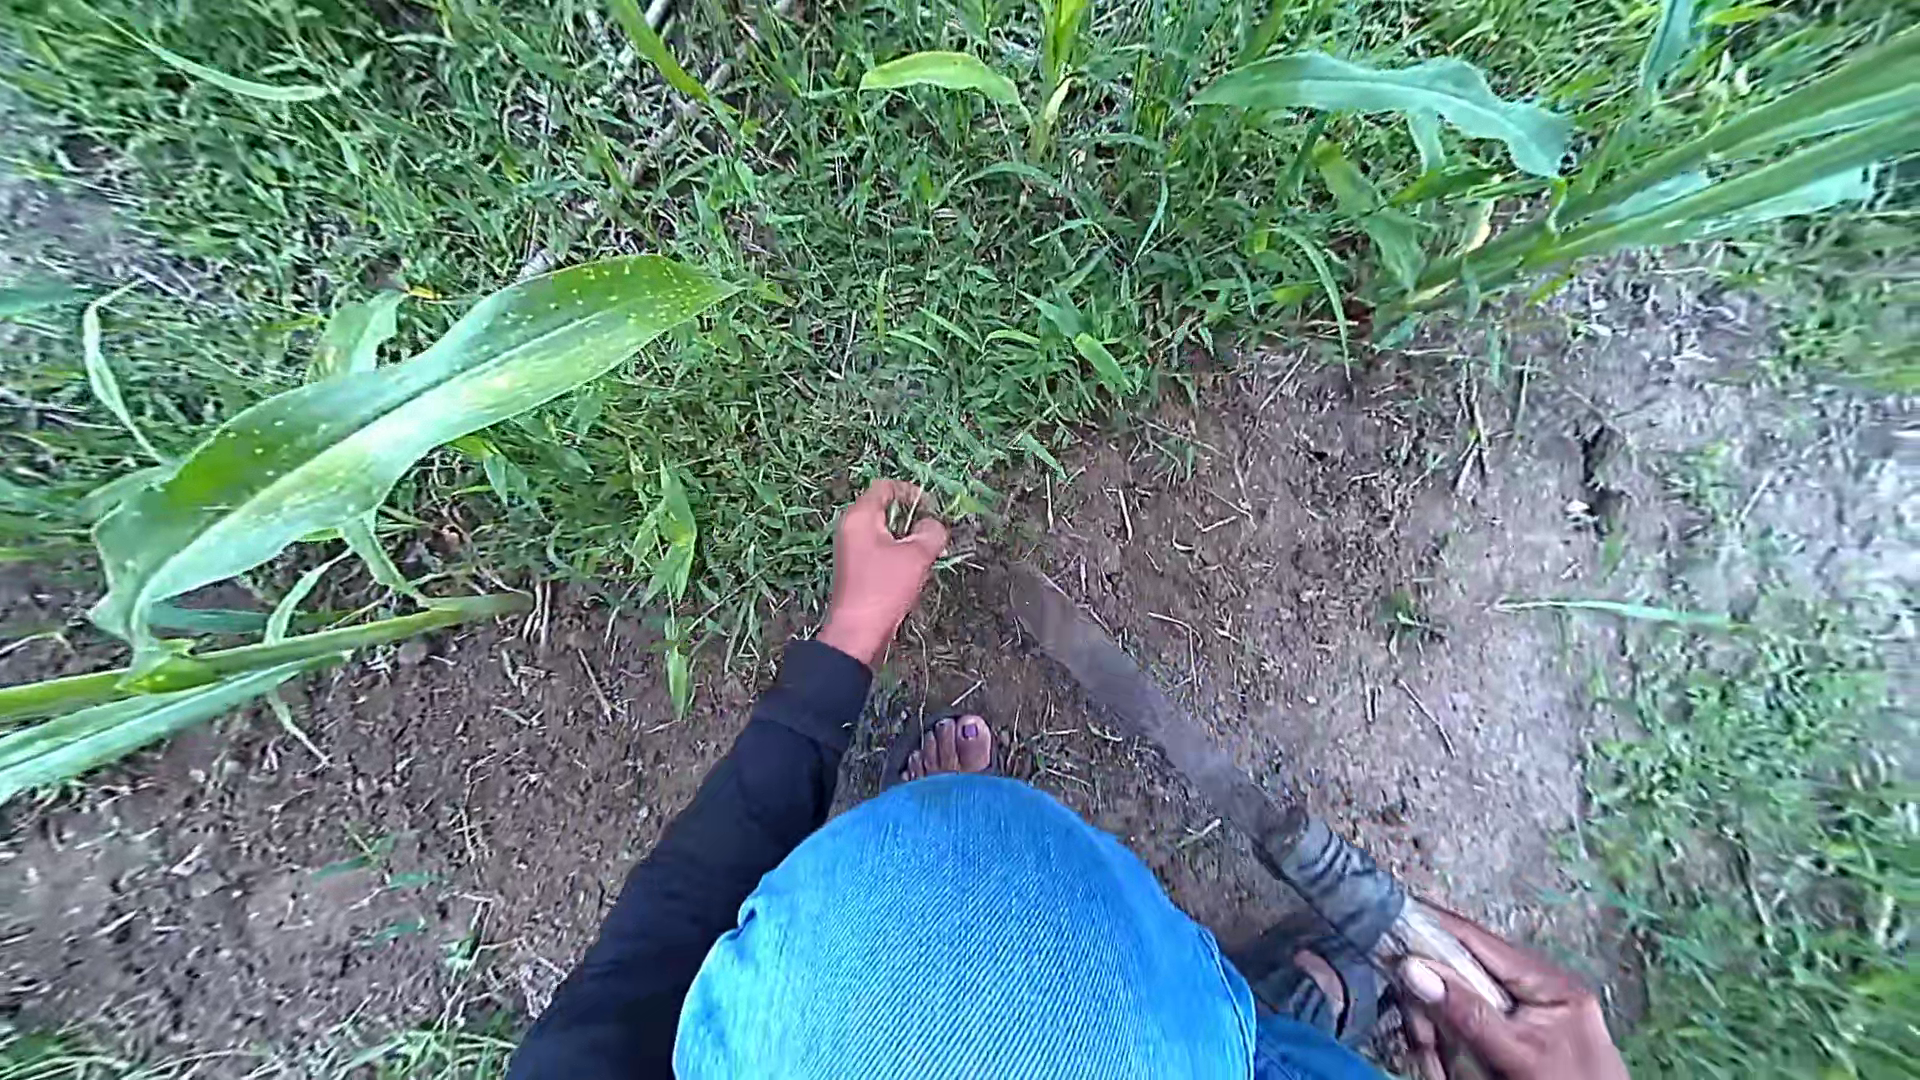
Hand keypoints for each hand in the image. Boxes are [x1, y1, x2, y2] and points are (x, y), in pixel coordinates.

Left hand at [815, 478, 947, 667]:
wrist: (857, 632)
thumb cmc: (883, 589)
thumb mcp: (916, 556)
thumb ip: (931, 532)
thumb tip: (934, 526)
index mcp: (859, 517)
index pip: (885, 487)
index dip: (911, 491)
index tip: (931, 508)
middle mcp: (851, 529)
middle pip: (885, 508)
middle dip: (912, 518)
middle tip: (932, 533)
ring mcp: (852, 550)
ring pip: (886, 531)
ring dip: (908, 538)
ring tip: (926, 554)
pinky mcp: (858, 569)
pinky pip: (882, 550)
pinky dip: (899, 554)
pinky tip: (913, 571)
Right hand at [1397, 907, 1628, 1079]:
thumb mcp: (1520, 1060)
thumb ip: (1467, 1012)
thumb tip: (1410, 966)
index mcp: (1550, 983)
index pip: (1472, 936)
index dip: (1426, 928)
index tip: (1384, 926)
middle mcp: (1535, 988)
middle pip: (1457, 968)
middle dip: (1430, 997)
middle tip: (1418, 1030)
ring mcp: (1522, 1012)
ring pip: (1452, 996)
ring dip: (1433, 1025)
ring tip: (1432, 1056)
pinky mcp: (1510, 1035)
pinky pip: (1461, 1021)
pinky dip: (1444, 1040)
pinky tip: (1442, 1063)